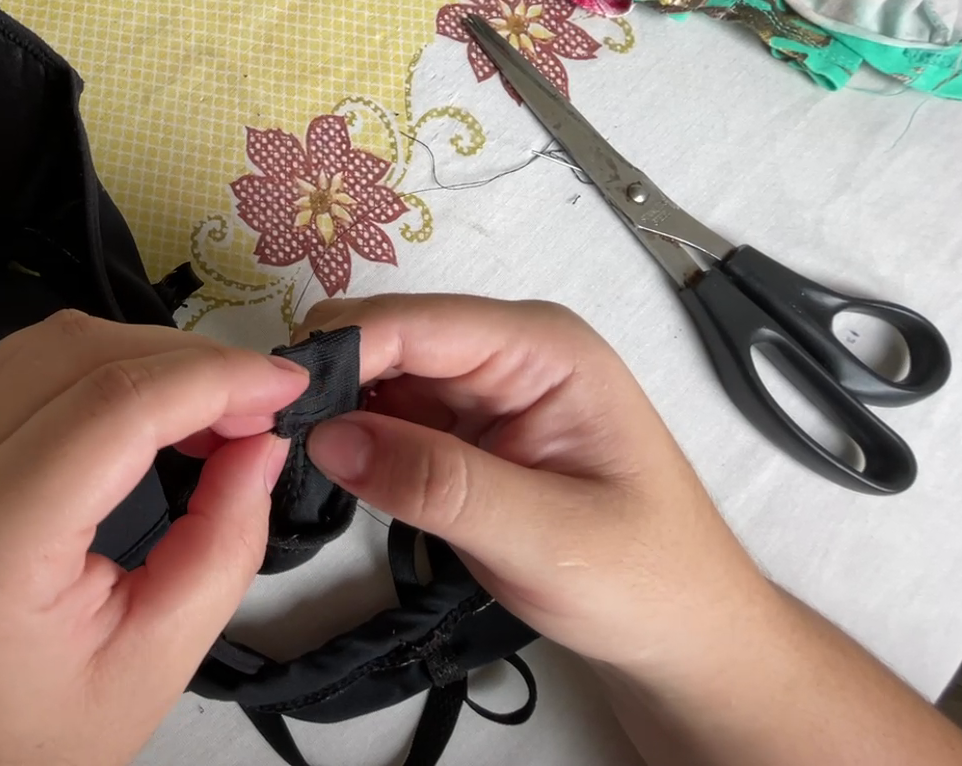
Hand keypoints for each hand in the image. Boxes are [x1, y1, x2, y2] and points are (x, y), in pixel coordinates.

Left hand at [0, 311, 308, 765]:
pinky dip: (97, 361)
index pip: (114, 407)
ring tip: (207, 404)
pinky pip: (22, 360)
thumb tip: (262, 444)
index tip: (283, 384)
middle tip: (254, 401)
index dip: (213, 378)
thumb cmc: (25, 733)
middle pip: (81, 353)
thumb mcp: (150, 664)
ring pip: (52, 341)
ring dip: (144, 352)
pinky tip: (142, 401)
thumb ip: (222, 544)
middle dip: (188, 359)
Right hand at [294, 294, 773, 676]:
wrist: (684, 638)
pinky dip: (344, 428)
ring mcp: (473, 382)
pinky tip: (328, 460)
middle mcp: (498, 348)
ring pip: (369, 366)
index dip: (341, 352)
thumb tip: (325, 437)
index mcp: (537, 347)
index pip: (412, 324)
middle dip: (325, 374)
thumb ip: (437, 483)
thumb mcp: (548, 539)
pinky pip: (376, 405)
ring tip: (292, 450)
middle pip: (381, 334)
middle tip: (278, 434)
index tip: (280, 404)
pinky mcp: (451, 420)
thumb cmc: (646, 584)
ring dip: (328, 403)